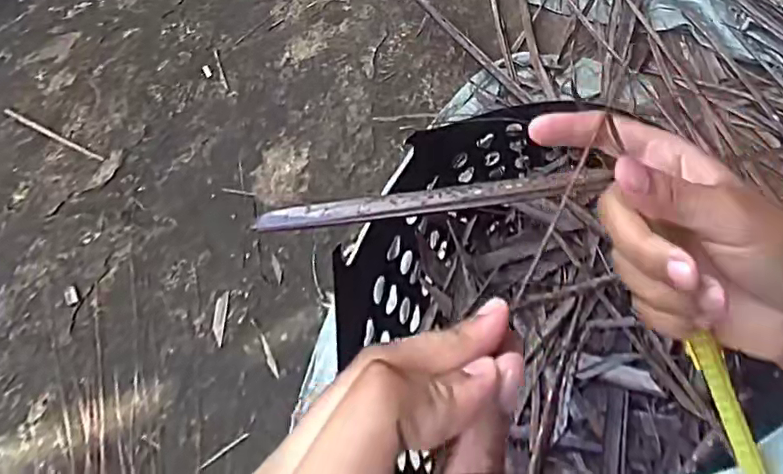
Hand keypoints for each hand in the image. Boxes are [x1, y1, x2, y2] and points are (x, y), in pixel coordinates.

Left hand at [255, 298, 523, 473]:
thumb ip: (466, 453)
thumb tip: (498, 378)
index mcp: (319, 472)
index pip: (383, 388)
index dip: (453, 364)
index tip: (502, 361)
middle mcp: (285, 459)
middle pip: (369, 368)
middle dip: (445, 345)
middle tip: (499, 324)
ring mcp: (280, 455)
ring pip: (357, 378)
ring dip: (426, 361)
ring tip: (476, 345)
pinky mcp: (289, 455)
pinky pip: (346, 402)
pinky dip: (398, 390)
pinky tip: (432, 384)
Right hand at [529, 111, 782, 369]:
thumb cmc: (778, 246)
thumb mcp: (730, 213)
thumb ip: (672, 195)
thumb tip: (619, 170)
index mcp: (669, 165)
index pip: (612, 136)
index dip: (572, 130)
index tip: (536, 132)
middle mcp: (654, 200)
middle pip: (612, 214)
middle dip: (648, 250)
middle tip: (692, 272)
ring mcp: (655, 244)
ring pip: (623, 261)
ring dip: (668, 287)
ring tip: (711, 294)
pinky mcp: (659, 288)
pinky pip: (638, 300)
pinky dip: (673, 315)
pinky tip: (706, 314)